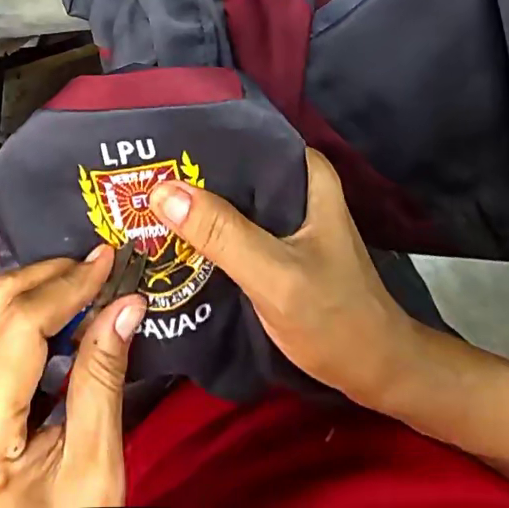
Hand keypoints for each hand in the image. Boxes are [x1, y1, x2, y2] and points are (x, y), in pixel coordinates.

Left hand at [0, 247, 147, 507]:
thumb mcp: (93, 468)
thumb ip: (103, 381)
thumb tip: (126, 303)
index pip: (21, 326)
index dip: (70, 284)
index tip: (112, 260)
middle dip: (56, 274)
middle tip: (106, 265)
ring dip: (47, 288)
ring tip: (96, 286)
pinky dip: (38, 311)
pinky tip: (74, 315)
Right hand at [146, 147, 422, 406]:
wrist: (372, 368)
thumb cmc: (332, 316)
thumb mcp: (273, 273)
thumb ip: (222, 233)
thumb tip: (162, 190)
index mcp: (308, 174)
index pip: (248, 140)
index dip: (203, 142)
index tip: (153, 147)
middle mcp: (299, 186)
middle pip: (238, 169)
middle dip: (193, 175)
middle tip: (136, 178)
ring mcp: (289, 218)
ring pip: (236, 200)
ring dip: (198, 205)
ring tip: (140, 203)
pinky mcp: (279, 246)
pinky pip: (237, 227)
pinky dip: (209, 232)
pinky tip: (172, 239)